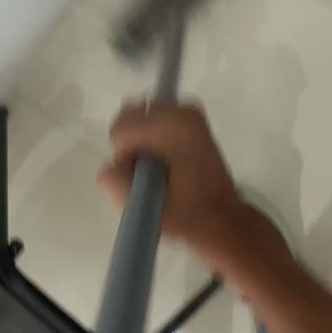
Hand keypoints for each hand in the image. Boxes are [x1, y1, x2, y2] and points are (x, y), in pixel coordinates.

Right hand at [98, 100, 282, 273]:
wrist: (223, 221)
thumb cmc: (187, 216)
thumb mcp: (145, 207)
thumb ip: (117, 183)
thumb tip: (108, 166)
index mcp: (174, 127)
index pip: (122, 129)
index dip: (124, 156)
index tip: (140, 178)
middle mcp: (183, 111)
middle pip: (130, 116)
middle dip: (130, 144)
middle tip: (146, 174)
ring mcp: (189, 112)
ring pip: (139, 117)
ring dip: (140, 142)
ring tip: (156, 171)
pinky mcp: (191, 119)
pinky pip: (152, 120)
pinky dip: (150, 139)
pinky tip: (163, 162)